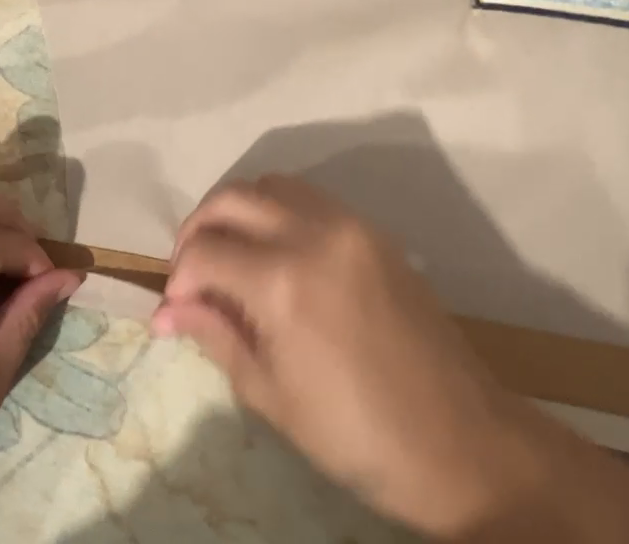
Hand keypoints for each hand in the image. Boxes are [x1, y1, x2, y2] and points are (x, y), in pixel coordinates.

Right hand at [153, 175, 628, 543]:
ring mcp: (350, 226)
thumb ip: (214, 334)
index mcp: (283, 280)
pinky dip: (276, 211)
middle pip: (230, 199)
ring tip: (229, 258)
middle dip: (196, 230)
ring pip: (271, 185)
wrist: (462, 443)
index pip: (203, 251)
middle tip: (191, 274)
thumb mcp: (269, 393)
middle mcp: (314, 234)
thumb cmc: (355, 434)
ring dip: (237, 212)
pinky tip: (274, 255)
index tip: (176, 311)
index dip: (179, 280)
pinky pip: (309, 198)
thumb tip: (166, 311)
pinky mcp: (374, 233)